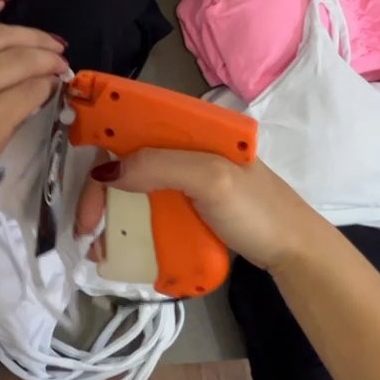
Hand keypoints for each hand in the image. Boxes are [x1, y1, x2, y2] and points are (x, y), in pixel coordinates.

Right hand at [91, 149, 334, 271]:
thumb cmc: (259, 210)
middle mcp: (182, 149)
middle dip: (98, 192)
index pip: (132, 123)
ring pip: (130, 188)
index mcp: (190, 128)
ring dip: (107, 214)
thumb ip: (159, 165)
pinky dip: (125, 227)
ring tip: (96, 247)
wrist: (298, 256)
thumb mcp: (211, 179)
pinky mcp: (185, 207)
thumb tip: (104, 172)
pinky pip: (145, 210)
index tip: (82, 176)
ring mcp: (183, 180)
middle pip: (124, 160)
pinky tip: (114, 248)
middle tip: (86, 228)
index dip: (100, 142)